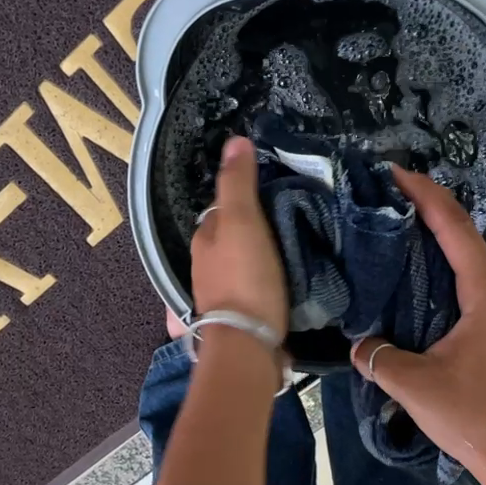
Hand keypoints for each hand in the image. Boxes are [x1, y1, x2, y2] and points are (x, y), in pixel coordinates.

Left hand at [190, 136, 287, 336]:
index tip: (267, 196)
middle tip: (280, 225)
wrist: (248, 343)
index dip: (240, 200)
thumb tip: (235, 141)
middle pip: (228, 240)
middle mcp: (204, 268)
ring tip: (282, 254)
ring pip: (237, 267)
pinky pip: (249, 293)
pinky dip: (259, 286)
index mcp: (203, 240)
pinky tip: (275, 287)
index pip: (220, 210)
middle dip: (248, 232)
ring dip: (253, 261)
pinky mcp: (237, 319)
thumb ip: (237, 183)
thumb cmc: (245, 278)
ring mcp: (218, 296)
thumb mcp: (242, 221)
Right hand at [351, 168, 485, 484]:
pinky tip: (419, 296)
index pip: (456, 230)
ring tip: (397, 247)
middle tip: (387, 207)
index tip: (397, 174)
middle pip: (466, 244)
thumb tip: (357, 344)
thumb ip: (378, 357)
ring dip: (437, 255)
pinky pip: (474, 295)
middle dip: (428, 219)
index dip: (427, 196)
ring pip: (470, 272)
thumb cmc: (473, 417)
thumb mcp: (414, 385)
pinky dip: (446, 284)